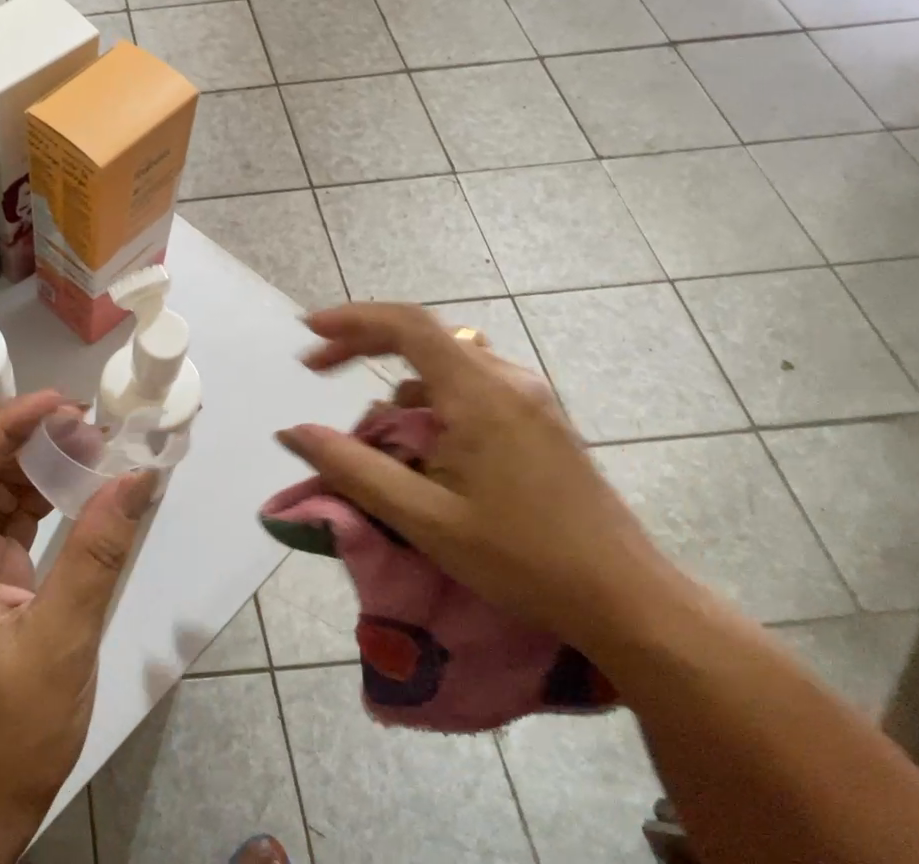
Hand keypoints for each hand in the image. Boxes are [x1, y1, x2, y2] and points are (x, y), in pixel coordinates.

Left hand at [0, 391, 158, 857]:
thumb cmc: (18, 722)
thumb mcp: (65, 636)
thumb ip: (97, 553)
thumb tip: (135, 479)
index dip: (7, 425)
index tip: (60, 403)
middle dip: (31, 440)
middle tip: (92, 424)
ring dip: (41, 467)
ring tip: (96, 448)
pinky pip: (13, 522)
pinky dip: (47, 500)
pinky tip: (85, 489)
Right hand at [278, 304, 691, 660]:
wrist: (624, 598)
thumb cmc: (520, 559)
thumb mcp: (423, 518)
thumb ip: (352, 469)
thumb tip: (294, 432)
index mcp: (481, 396)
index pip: (408, 326)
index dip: (351, 321)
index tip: (308, 333)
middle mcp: (510, 382)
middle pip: (425, 338)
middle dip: (364, 347)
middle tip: (317, 372)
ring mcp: (531, 401)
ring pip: (447, 366)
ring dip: (398, 383)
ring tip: (370, 435)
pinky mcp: (541, 423)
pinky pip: (471, 389)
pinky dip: (430, 403)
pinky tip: (421, 448)